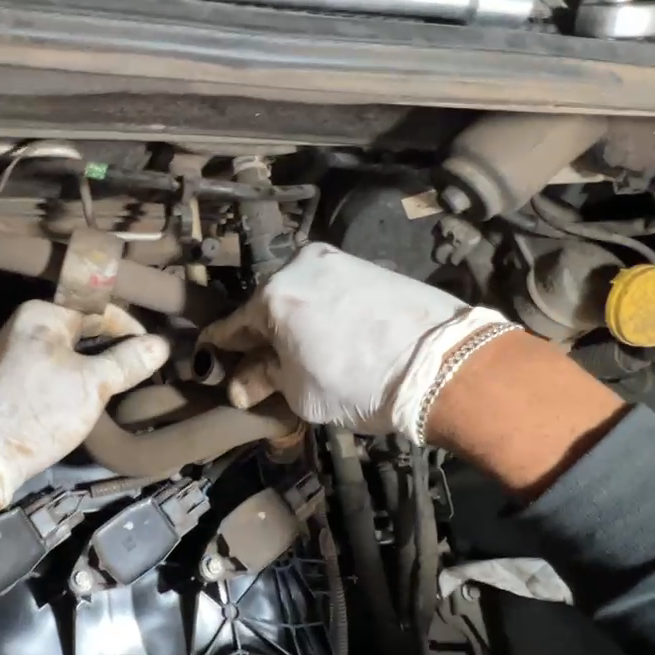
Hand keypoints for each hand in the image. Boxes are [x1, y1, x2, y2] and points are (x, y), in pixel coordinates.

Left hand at [0, 300, 170, 505]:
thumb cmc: (41, 411)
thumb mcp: (93, 385)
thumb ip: (128, 361)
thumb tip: (162, 344)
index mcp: (41, 312)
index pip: (99, 308)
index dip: (131, 327)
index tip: (154, 349)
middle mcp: (26, 322)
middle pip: (84, 327)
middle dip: (115, 346)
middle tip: (145, 365)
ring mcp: (18, 348)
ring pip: (72, 347)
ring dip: (99, 361)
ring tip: (128, 378)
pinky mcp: (15, 373)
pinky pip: (57, 362)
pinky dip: (80, 371)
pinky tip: (99, 388)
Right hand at [200, 243, 510, 441]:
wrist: (445, 362)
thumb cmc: (359, 381)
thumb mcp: (299, 392)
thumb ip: (261, 381)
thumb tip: (240, 385)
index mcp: (271, 296)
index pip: (230, 327)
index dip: (218, 350)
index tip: (209, 364)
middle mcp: (298, 266)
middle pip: (265, 308)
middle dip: (262, 338)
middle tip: (263, 368)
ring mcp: (337, 262)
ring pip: (299, 297)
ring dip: (294, 324)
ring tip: (304, 356)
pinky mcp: (369, 267)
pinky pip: (330, 292)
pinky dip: (323, 314)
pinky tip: (335, 339)